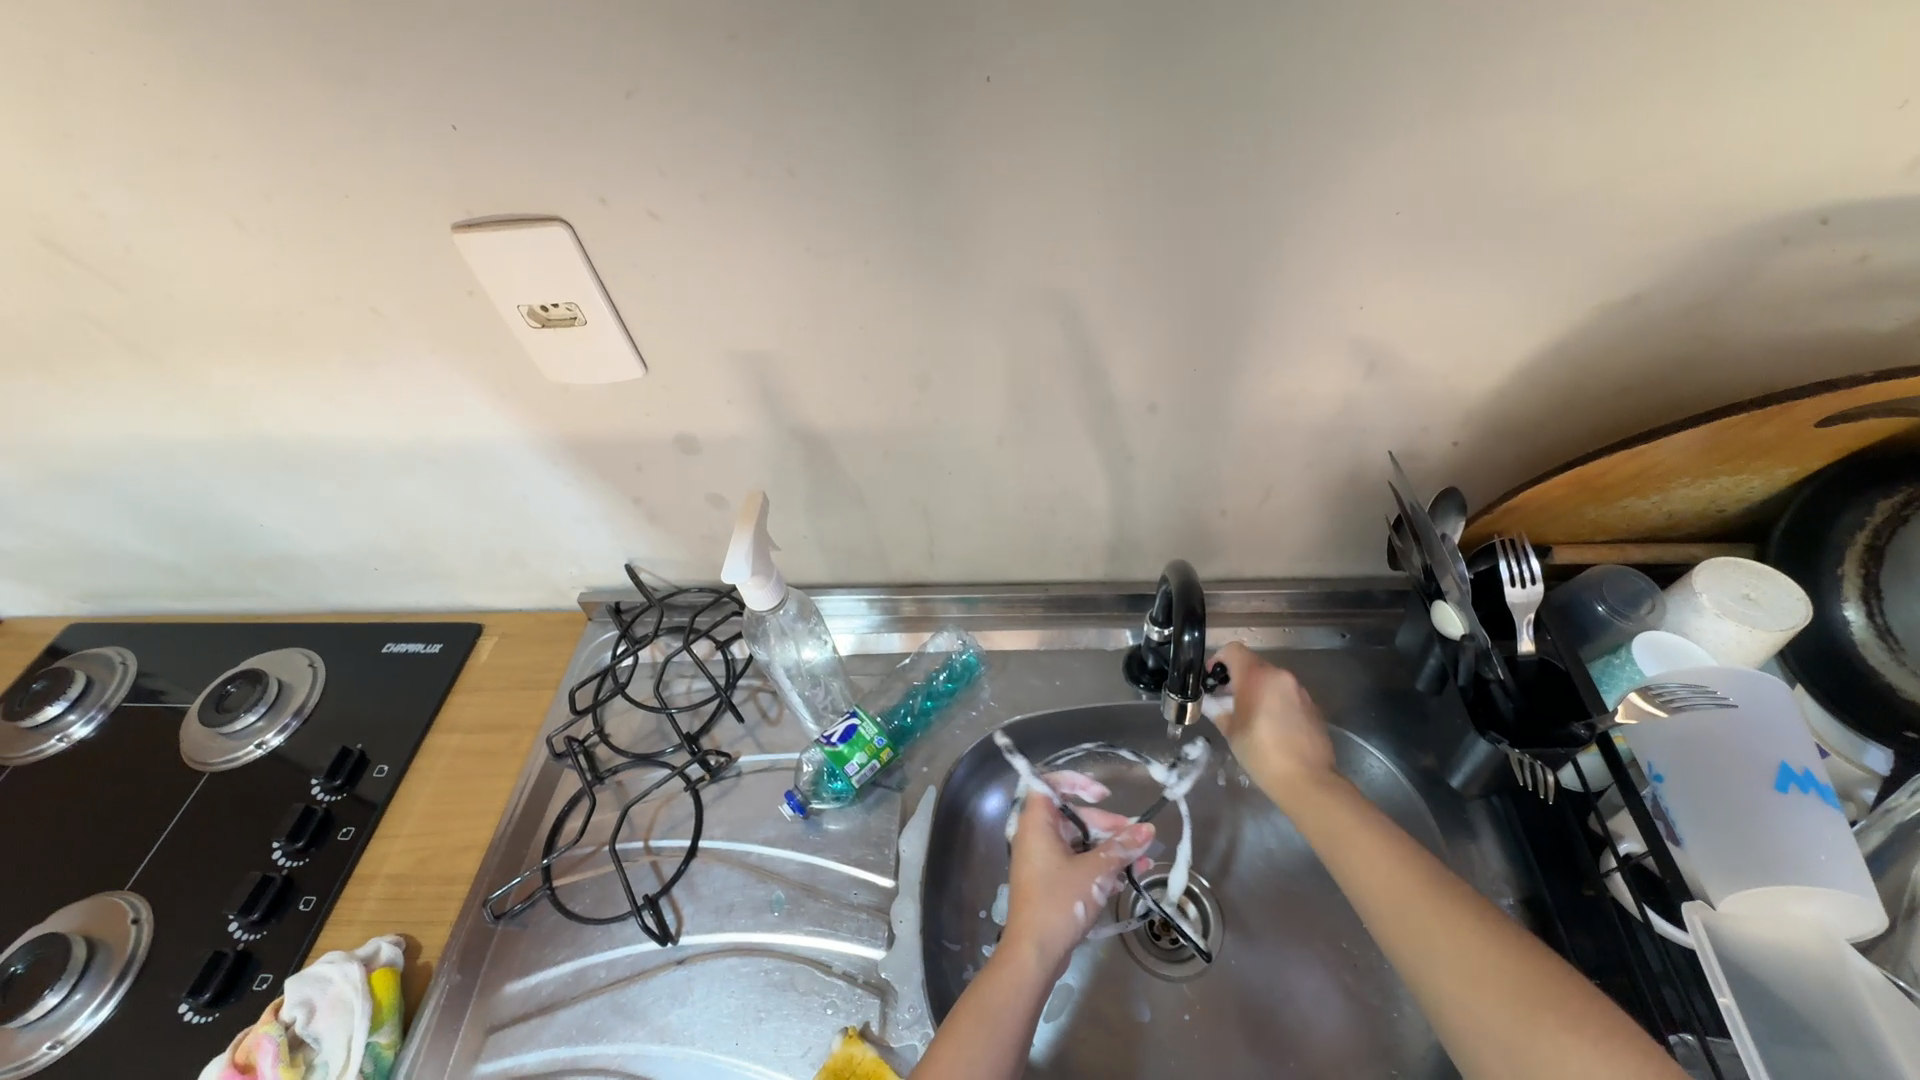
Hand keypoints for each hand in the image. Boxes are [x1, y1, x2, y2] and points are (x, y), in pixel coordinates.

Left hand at [1000, 772, 1154, 977]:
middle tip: (1136, 837)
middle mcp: (1035, 836)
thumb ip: (1121, 848)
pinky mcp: (1050, 882)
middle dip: (1106, 825)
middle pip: (1072, 816)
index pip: (1048, 784)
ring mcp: (1042, 860)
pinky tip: (1127, 878)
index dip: (1076, 782)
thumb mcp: (1095, 871)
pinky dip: (1099, 866)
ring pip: (1079, 842)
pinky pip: (1077, 862)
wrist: (1034, 952)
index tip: (1103, 796)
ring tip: (1142, 861)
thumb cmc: (1059, 902)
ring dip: (1109, 849)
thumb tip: (1147, 830)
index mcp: (1036, 823)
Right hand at [1211, 642, 1336, 791]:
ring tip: (1251, 716)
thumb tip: (1211, 703)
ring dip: (1258, 690)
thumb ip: (1217, 709)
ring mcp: (1299, 690)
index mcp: (1257, 677)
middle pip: (1253, 664)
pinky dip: (1275, 701)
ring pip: (1271, 679)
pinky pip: (1287, 694)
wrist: (1307, 780)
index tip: (1213, 680)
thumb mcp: (1230, 731)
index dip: (1218, 660)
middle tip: (1228, 702)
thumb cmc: (1261, 753)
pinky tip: (1272, 726)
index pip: (1233, 650)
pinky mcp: (1312, 705)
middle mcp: (1280, 676)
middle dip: (1237, 678)